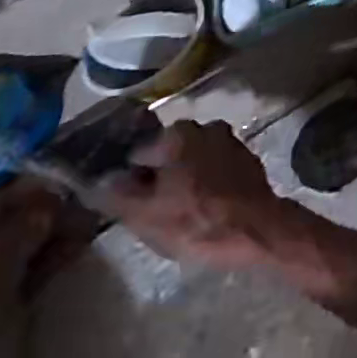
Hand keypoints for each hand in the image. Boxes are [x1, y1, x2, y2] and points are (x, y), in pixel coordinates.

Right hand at [97, 119, 293, 270]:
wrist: (257, 230)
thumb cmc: (196, 222)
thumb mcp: (146, 217)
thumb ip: (117, 196)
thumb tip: (99, 181)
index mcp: (176, 134)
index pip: (139, 154)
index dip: (132, 180)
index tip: (134, 203)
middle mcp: (204, 126)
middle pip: (169, 154)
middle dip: (161, 177)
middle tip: (159, 210)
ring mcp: (229, 140)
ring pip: (194, 159)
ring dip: (186, 177)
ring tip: (184, 211)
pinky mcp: (246, 157)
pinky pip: (216, 166)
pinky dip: (209, 180)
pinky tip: (208, 205)